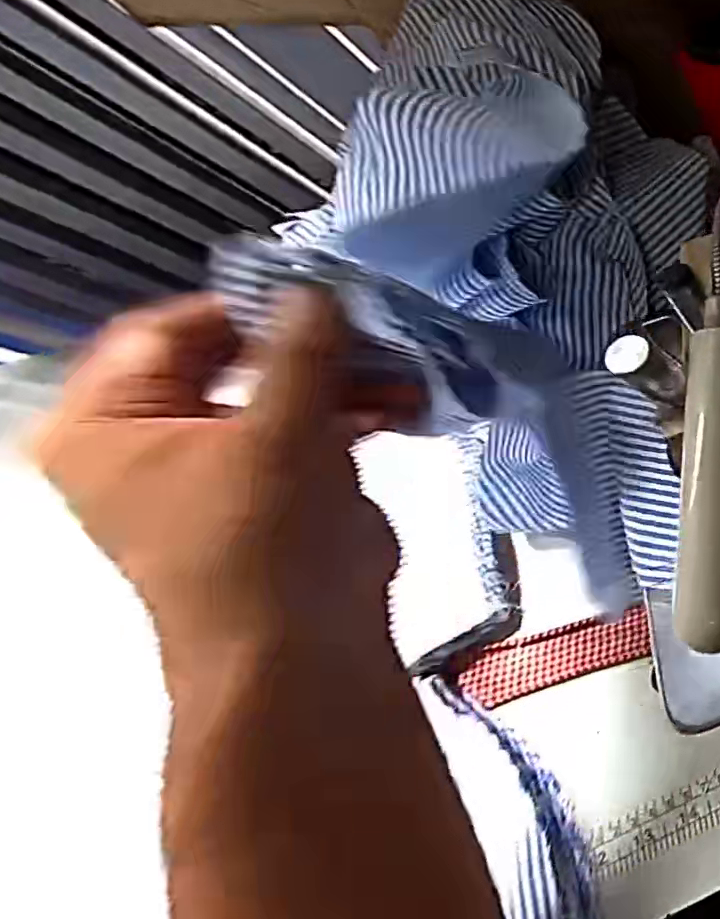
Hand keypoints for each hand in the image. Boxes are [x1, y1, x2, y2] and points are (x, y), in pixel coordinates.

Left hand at [30, 290, 410, 664]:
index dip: (246, 308)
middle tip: (383, 335)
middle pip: (237, 360)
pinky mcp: (287, 478)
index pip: (168, 332)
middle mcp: (159, 435)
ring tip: (411, 375)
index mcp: (110, 423)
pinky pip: (319, 423)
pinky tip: (408, 405)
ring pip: (289, 391)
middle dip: (318, 347)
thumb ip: (302, 355)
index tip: (328, 297)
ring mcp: (228, 458)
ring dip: (352, 378)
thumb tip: (321, 288)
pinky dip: (362, 409)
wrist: (301, 630)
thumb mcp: (280, 434)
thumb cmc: (261, 534)